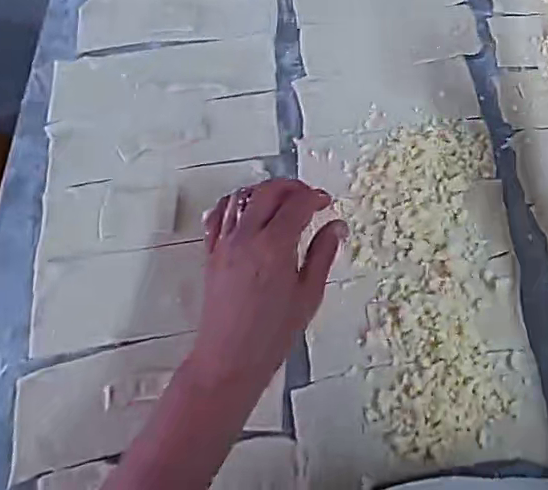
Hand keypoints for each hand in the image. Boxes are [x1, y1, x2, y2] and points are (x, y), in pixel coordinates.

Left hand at [186, 178, 345, 393]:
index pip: (297, 204)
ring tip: (281, 200)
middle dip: (291, 187)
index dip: (314, 197)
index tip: (325, 202)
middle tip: (307, 196)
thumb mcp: (307, 297)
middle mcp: (247, 236)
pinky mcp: (211, 250)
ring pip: (243, 196)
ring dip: (265, 191)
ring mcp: (225, 241)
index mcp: (275, 247)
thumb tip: (336, 226)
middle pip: (268, 191)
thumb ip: (322, 255)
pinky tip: (248, 210)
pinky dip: (235, 202)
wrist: (228, 360)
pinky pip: (220, 213)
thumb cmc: (272, 335)